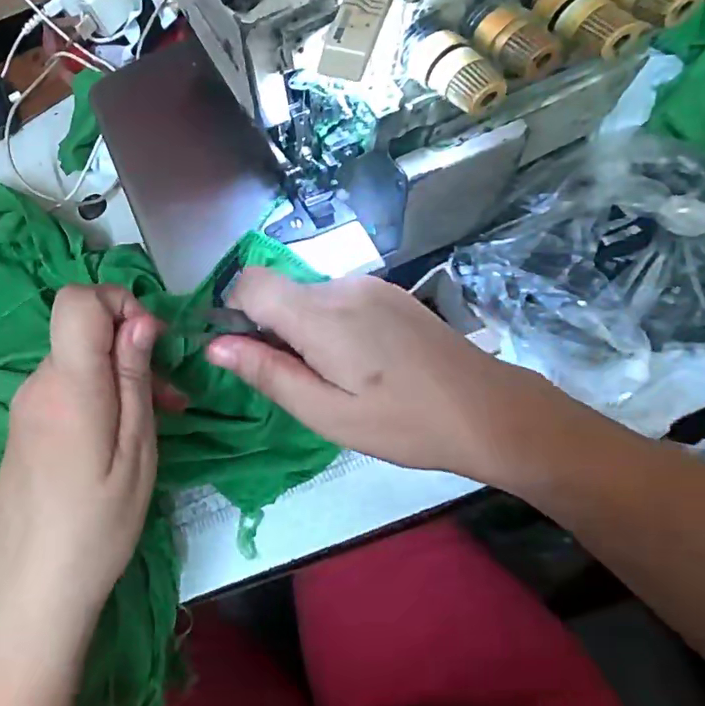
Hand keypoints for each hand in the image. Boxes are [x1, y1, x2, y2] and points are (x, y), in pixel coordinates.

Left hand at [0, 285, 161, 632]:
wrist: (30, 589)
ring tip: (156, 421)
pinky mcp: (24, 426)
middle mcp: (38, 383)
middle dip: (131, 348)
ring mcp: (26, 405)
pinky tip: (119, 438)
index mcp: (68, 383)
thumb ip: (134, 380)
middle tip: (172, 397)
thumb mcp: (135, 452)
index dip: (117, 302)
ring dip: (120, 376)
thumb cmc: (96, 526)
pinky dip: (98, 396)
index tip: (151, 343)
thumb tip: (139, 320)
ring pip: (78, 361)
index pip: (76, 299)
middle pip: (83, 331)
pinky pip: (65, 389)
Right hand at [204, 268, 582, 486]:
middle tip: (300, 381)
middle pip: (278, 291)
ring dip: (301, 329)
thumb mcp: (327, 414)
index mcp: (321, 314)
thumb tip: (214, 345)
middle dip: (270, 328)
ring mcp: (369, 285)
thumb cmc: (404, 423)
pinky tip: (361, 362)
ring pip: (307, 296)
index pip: (249, 282)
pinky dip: (329, 324)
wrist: (490, 409)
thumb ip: (268, 373)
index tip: (247, 353)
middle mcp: (341, 285)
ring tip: (337, 376)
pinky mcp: (388, 292)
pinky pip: (336, 298)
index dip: (233, 312)